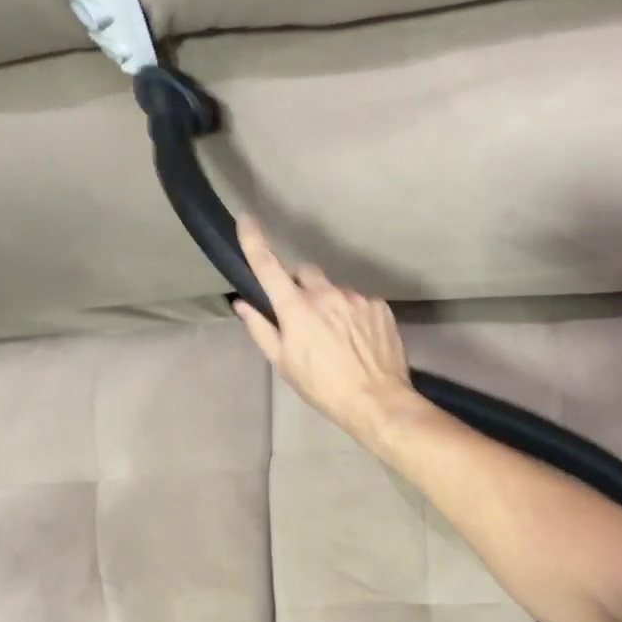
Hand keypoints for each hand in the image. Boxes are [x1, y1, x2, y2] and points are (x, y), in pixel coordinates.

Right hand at [234, 216, 423, 447]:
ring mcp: (356, 298)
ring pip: (336, 290)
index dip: (254, 241)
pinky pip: (360, 302)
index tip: (246, 220)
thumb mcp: (285, 364)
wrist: (377, 401)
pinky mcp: (379, 306)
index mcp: (297, 308)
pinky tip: (360, 340)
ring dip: (332, 304)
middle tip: (307, 319)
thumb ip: (261, 330)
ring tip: (340, 339)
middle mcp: (326, 294)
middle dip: (302, 288)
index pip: (268, 266)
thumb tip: (242, 304)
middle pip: (306, 274)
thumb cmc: (324, 388)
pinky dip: (356, 315)